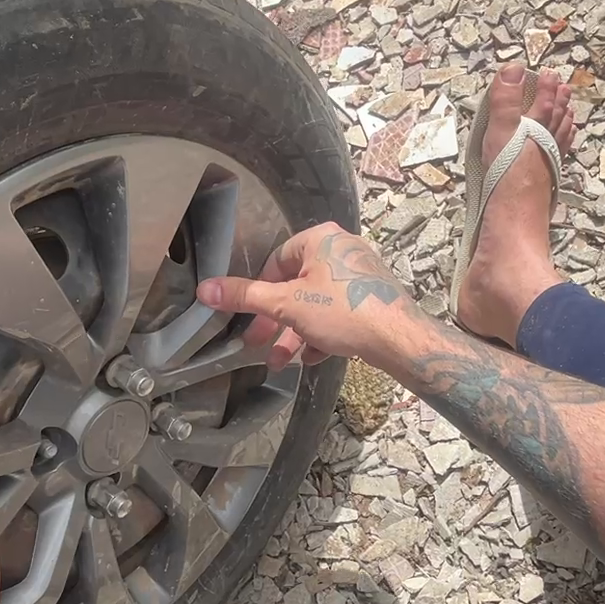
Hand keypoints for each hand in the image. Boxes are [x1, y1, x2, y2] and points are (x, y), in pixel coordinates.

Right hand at [197, 222, 415, 368]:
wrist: (399, 339)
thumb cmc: (342, 312)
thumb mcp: (287, 305)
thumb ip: (245, 297)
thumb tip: (204, 289)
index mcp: (321, 240)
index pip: (276, 261)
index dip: (259, 291)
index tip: (249, 317)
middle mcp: (342, 250)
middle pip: (295, 286)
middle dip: (275, 321)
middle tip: (257, 344)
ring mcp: (360, 276)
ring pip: (316, 305)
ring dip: (295, 334)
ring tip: (281, 363)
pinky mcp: (372, 299)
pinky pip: (338, 314)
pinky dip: (323, 335)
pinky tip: (314, 358)